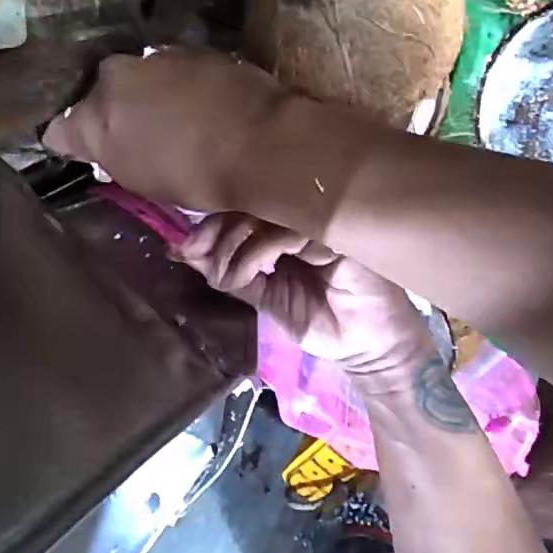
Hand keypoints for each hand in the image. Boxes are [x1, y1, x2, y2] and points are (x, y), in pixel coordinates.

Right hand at [41, 49, 290, 211]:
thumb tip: (106, 145)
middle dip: (116, 112)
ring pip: (141, 78)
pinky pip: (178, 70)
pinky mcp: (195, 49)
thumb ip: (114, 157)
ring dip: (152, 94)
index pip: (60, 131)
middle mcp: (115, 76)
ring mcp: (157, 56)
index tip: (91, 155)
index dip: (75, 145)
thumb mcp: (144, 183)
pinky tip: (206, 104)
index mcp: (92, 118)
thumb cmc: (200, 178)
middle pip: (102, 96)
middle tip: (143, 137)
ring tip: (180, 120)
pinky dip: (184, 85)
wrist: (264, 142)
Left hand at [178, 212, 434, 390]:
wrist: (367, 347)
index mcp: (287, 233)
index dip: (212, 224)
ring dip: (234, 244)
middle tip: (202, 259)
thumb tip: (186, 253)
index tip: (186, 246)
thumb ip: (232, 275)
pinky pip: (286, 230)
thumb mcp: (266, 298)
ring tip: (231, 275)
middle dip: (217, 231)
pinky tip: (250, 272)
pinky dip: (259, 249)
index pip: (244, 212)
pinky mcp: (334, 235)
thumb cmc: (325, 322)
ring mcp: (320, 224)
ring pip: (264, 213)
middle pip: (250, 205)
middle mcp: (302, 221)